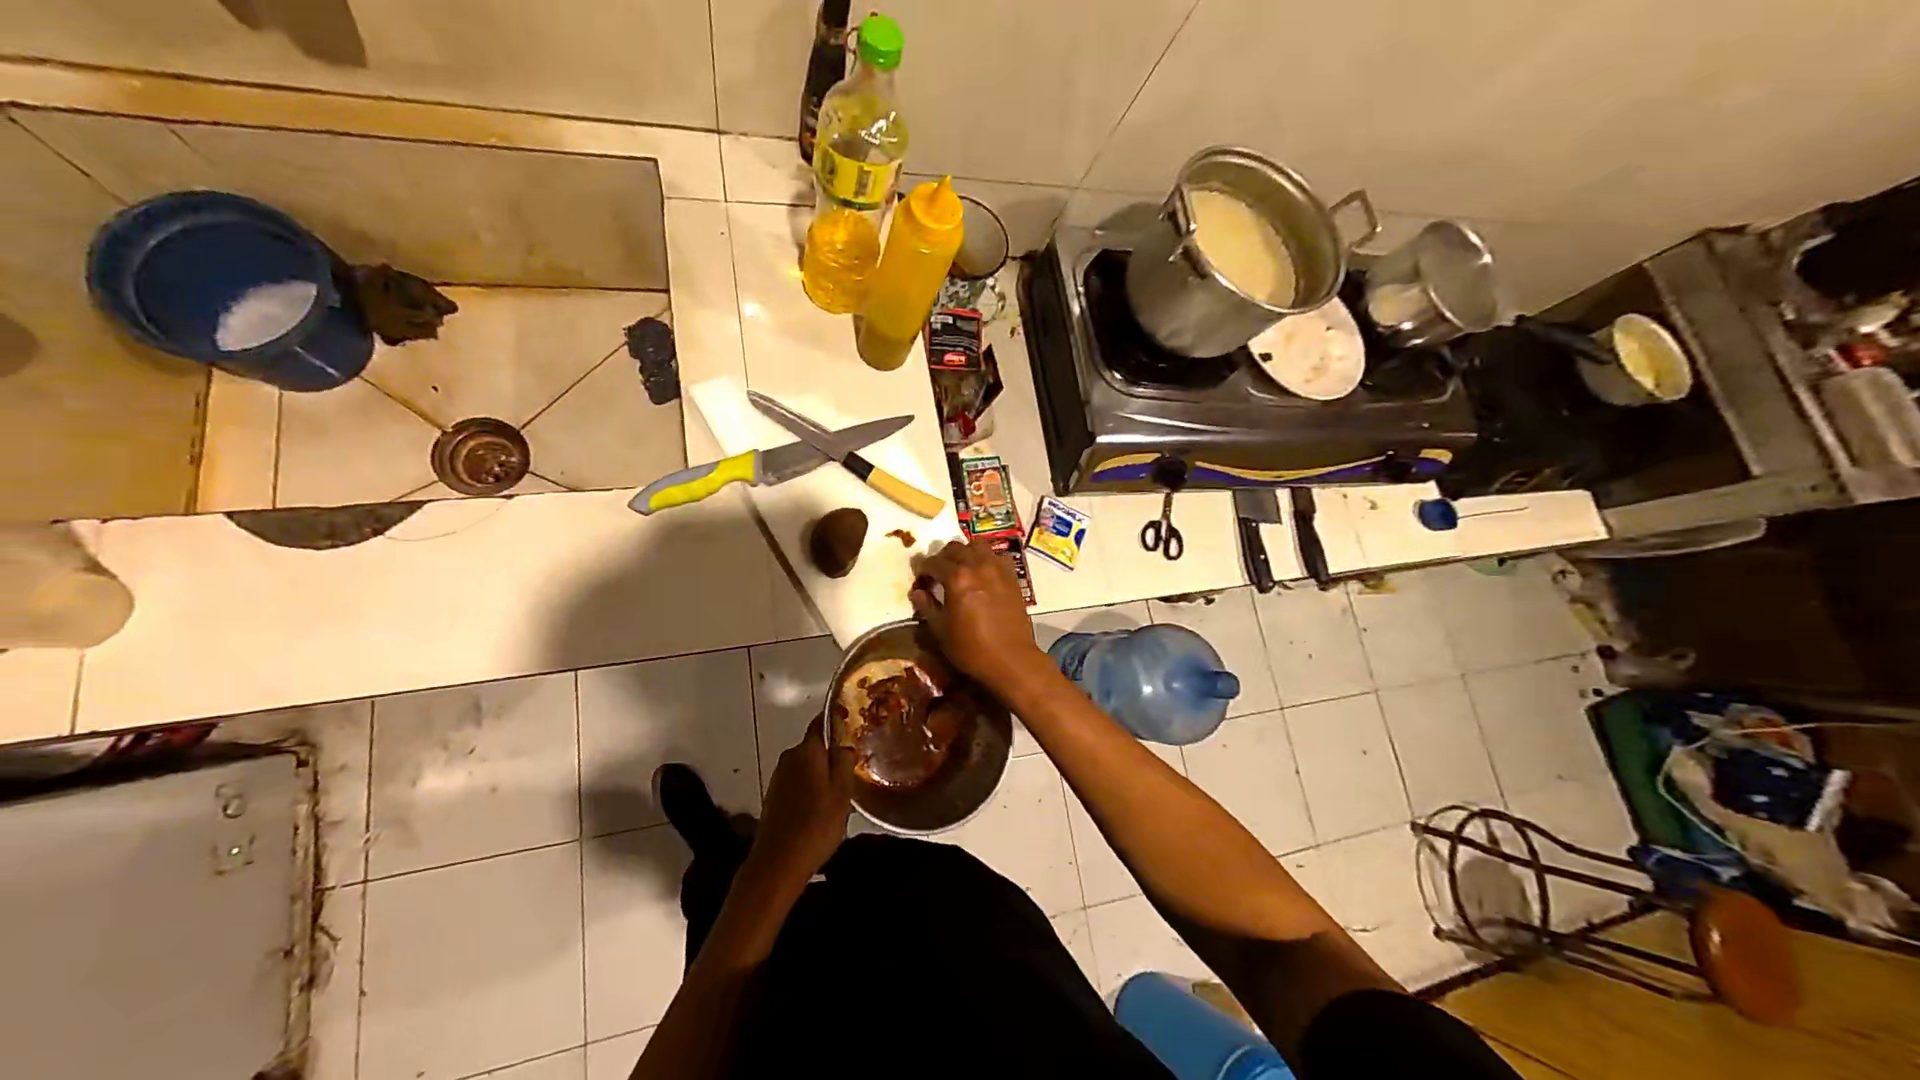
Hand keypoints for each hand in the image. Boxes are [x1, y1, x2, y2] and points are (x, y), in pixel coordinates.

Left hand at [746, 715, 852, 884]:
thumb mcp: (842, 793)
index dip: (838, 717)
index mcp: (807, 751)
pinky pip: (798, 779)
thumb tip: (845, 744)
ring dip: (822, 770)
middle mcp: (789, 757)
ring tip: (842, 790)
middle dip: (833, 750)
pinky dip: (811, 785)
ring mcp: (779, 776)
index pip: (822, 721)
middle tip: (855, 765)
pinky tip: (822, 806)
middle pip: (815, 744)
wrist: (777, 863)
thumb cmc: (816, 825)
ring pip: (807, 763)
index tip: (854, 721)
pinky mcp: (774, 795)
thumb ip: (845, 762)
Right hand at [909, 539, 1049, 692]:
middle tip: (938, 573)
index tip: (920, 578)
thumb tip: (917, 592)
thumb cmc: (971, 648)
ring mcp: (998, 568)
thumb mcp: (941, 630)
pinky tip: (983, 574)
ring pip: (977, 546)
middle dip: (942, 557)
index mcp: (956, 577)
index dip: (923, 568)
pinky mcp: (1012, 576)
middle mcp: (977, 565)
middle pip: (955, 548)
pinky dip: (986, 559)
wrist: (1011, 659)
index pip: (933, 562)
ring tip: (961, 569)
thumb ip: (927, 606)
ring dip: (965, 553)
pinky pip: (997, 556)